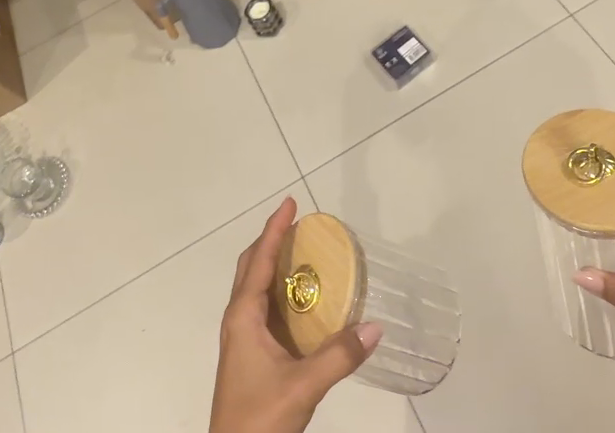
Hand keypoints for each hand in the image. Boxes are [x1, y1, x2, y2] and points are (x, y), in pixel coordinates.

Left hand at [210, 197, 380, 432]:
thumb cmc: (259, 417)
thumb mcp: (303, 386)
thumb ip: (339, 356)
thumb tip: (375, 326)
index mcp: (243, 316)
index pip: (259, 260)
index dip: (274, 229)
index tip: (290, 203)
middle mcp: (238, 319)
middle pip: (252, 267)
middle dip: (273, 242)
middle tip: (300, 226)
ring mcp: (242, 338)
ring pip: (256, 289)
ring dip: (276, 266)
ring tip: (306, 255)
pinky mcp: (250, 356)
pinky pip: (264, 310)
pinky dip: (282, 294)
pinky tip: (305, 304)